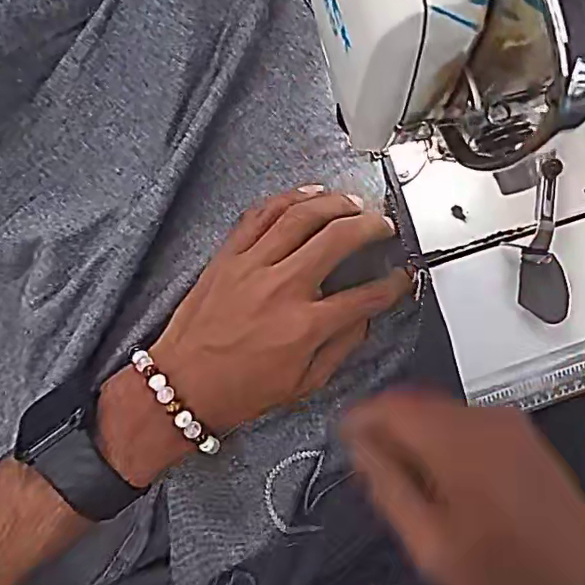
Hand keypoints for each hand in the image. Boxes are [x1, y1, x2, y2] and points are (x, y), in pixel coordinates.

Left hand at [99, 187, 411, 485]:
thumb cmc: (238, 389)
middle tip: (383, 225)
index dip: (392, 284)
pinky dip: (288, 198)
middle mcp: (281, 289)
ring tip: (354, 203)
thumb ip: (340, 347)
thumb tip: (364, 318)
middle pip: (339, 238)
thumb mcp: (303, 383)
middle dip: (371, 226)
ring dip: (335, 202)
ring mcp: (252, 267)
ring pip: (301, 216)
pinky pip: (260, 214)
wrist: (184, 386)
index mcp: (304, 326)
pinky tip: (307, 195)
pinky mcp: (228, 257)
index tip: (400, 277)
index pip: (365, 295)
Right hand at [344, 388, 584, 584]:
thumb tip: (360, 448)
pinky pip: (463, 418)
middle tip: (370, 461)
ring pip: (437, 408)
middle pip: (413, 400)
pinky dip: (440, 433)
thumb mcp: (433, 548)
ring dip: (413, 429)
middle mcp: (484, 420)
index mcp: (458, 445)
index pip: (391, 405)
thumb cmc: (511, 579)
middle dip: (385, 424)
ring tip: (407, 474)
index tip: (344, 437)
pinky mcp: (520, 430)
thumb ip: (389, 488)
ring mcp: (506, 421)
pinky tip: (441, 471)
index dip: (359, 417)